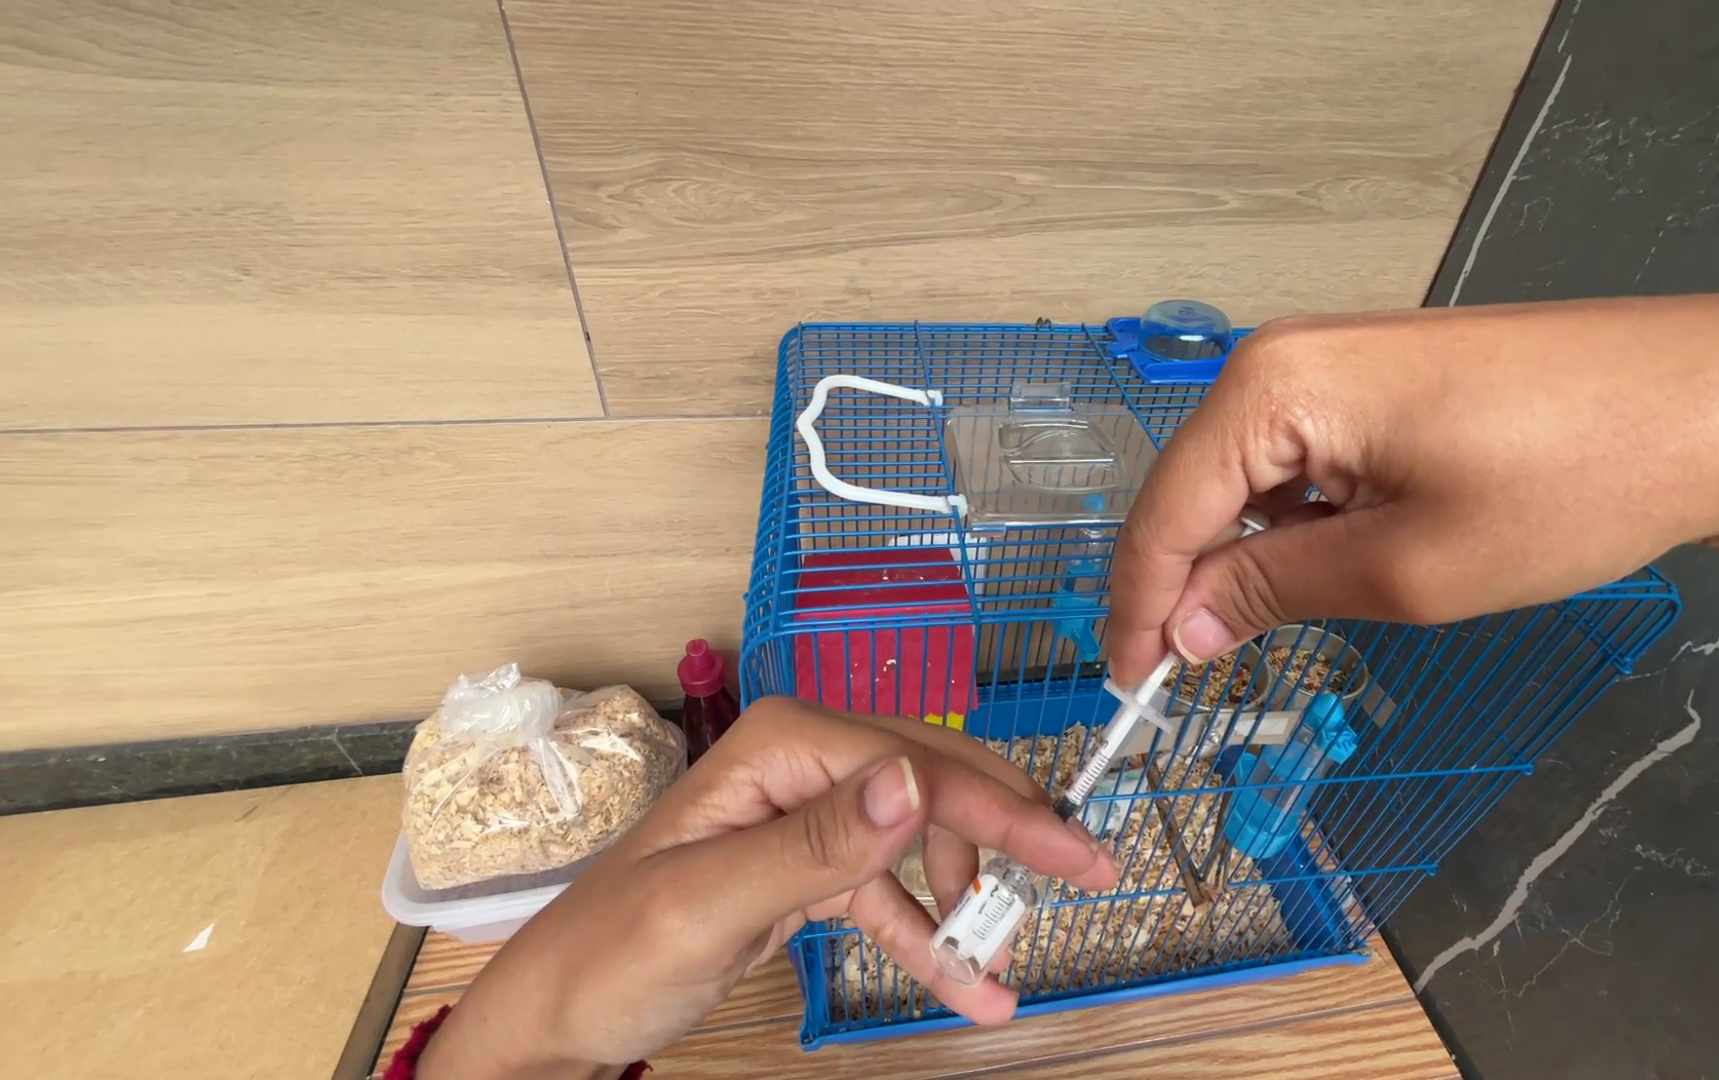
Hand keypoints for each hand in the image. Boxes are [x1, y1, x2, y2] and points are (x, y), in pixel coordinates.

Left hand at [418, 698, 1118, 1078]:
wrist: (558, 1015)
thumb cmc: (615, 954)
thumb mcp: (709, 905)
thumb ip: (816, 843)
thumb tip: (917, 783)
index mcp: (787, 742)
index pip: (916, 765)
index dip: (1001, 808)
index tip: (1076, 852)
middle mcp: (810, 759)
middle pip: (933, 781)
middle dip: (1009, 829)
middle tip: (1086, 868)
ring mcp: (817, 809)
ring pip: (924, 833)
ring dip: (968, 893)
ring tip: (996, 959)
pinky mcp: (819, 862)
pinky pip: (892, 890)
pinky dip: (930, 934)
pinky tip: (968, 982)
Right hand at [1106, 292, 1718, 684]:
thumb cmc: (1571, 485)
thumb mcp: (1403, 569)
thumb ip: (1267, 592)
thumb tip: (1177, 634)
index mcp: (1268, 390)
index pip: (1165, 513)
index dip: (1137, 604)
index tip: (1126, 681)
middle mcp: (1270, 361)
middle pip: (1185, 492)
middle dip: (1173, 583)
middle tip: (1167, 670)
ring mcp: (1311, 362)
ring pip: (1226, 480)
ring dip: (1223, 556)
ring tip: (1227, 629)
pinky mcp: (1350, 378)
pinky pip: (1275, 462)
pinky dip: (1269, 524)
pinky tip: (1289, 563)